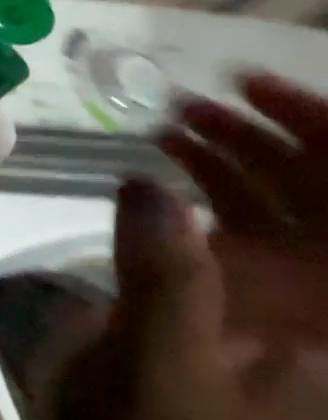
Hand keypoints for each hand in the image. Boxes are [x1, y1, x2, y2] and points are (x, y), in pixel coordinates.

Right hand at [45, 74, 327, 419]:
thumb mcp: (167, 368)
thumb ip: (167, 281)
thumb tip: (149, 185)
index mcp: (325, 316)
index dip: (327, 142)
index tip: (259, 90)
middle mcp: (318, 296)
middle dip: (280, 137)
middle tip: (202, 93)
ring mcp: (279, 292)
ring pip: (287, 204)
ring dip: (238, 151)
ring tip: (171, 116)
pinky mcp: (233, 289)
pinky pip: (241, 220)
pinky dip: (208, 179)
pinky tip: (162, 156)